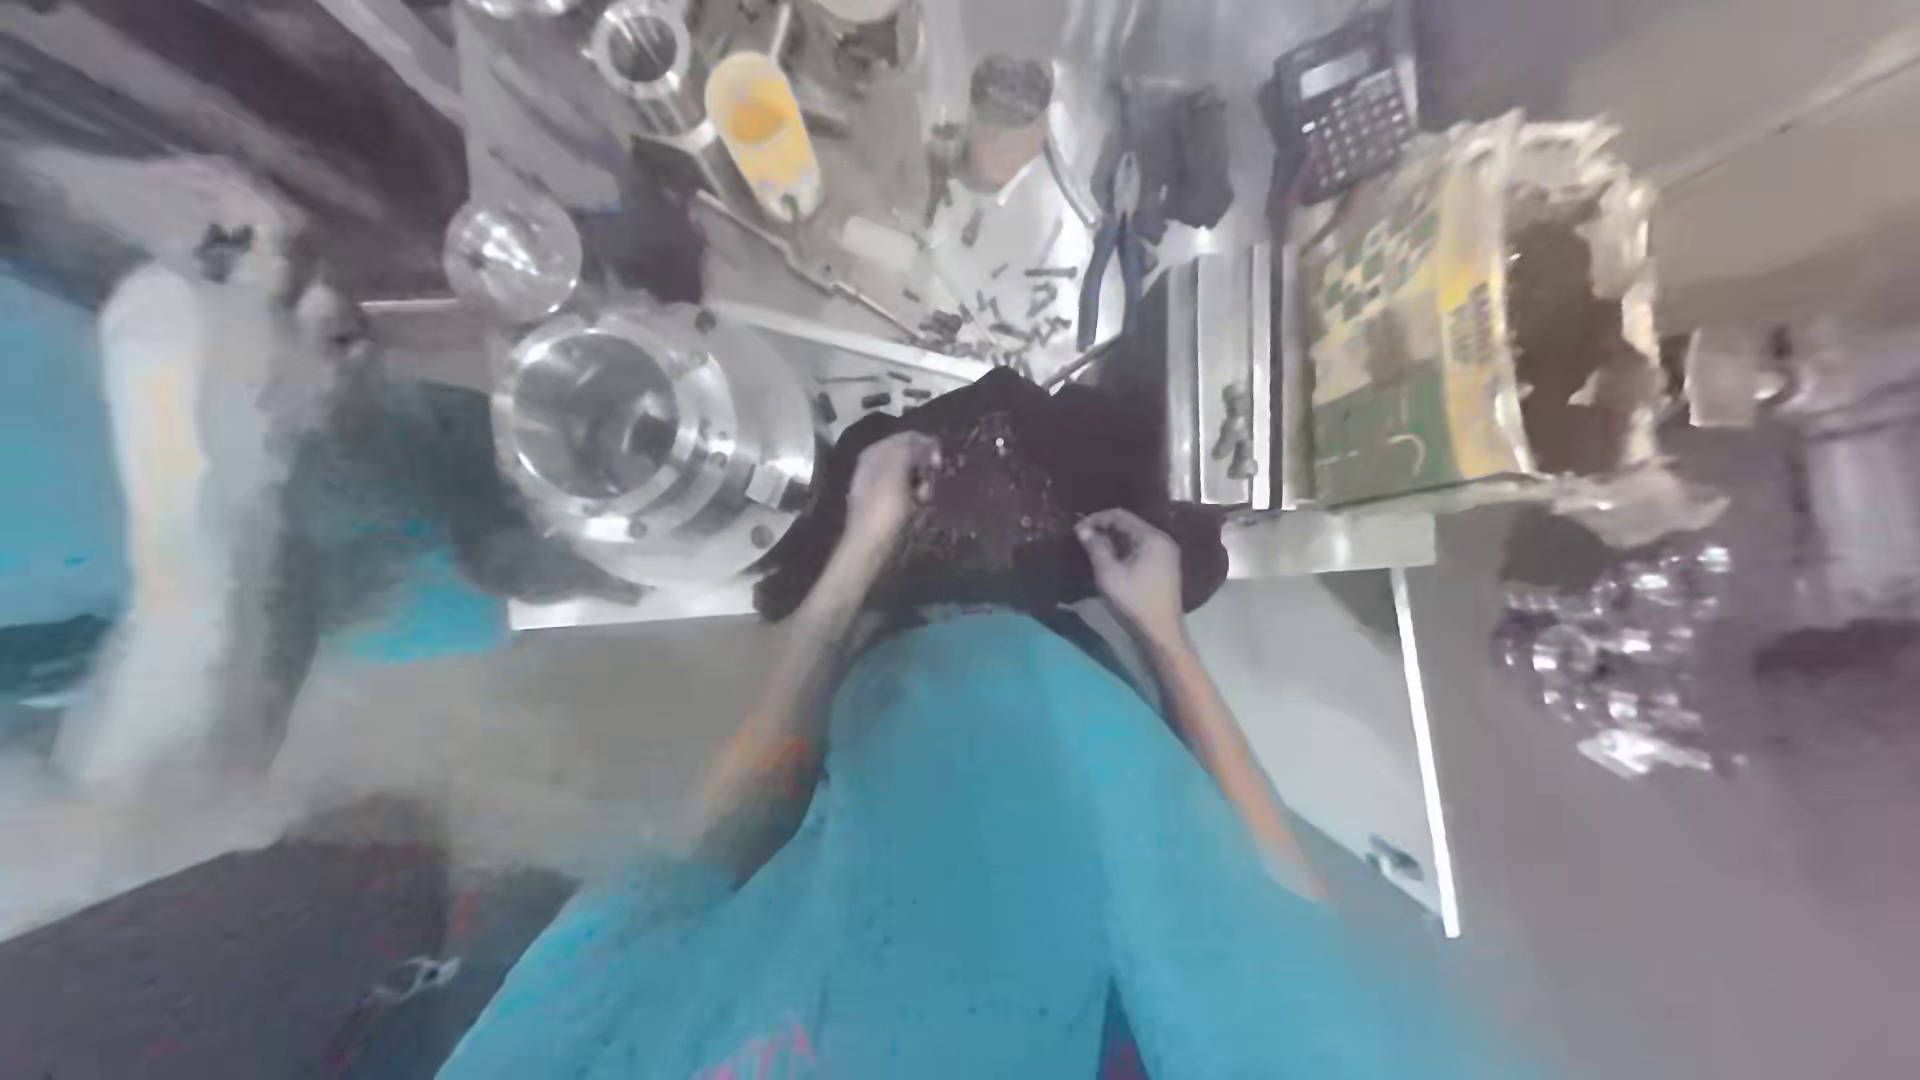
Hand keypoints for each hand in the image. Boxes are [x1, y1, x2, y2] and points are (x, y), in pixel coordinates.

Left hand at [842, 431, 941, 556]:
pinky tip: (919, 515)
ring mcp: (888, 487)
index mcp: (875, 454)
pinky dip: (921, 505)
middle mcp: (881, 467)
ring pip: (919, 479)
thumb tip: (928, 444)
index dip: (926, 446)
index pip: (909, 438)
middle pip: (916, 458)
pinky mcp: (895, 507)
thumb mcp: (895, 473)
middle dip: (926, 472)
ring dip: (925, 491)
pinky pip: (916, 497)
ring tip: (920, 505)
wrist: (871, 549)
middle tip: (924, 487)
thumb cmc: (882, 511)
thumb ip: (910, 451)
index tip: (937, 463)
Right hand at [1077, 509, 1184, 645]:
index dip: (1096, 519)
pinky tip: (1110, 560)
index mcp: (1152, 538)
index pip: (1120, 515)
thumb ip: (1096, 547)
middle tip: (1083, 539)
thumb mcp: (1109, 574)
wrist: (1161, 633)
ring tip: (1092, 549)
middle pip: (1129, 524)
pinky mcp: (1164, 566)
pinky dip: (1123, 550)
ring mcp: (1166, 554)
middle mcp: (1162, 540)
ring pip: (1134, 537)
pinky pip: (1141, 549)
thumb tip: (1083, 529)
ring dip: (1113, 540)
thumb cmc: (1133, 602)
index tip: (1077, 530)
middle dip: (1104, 528)